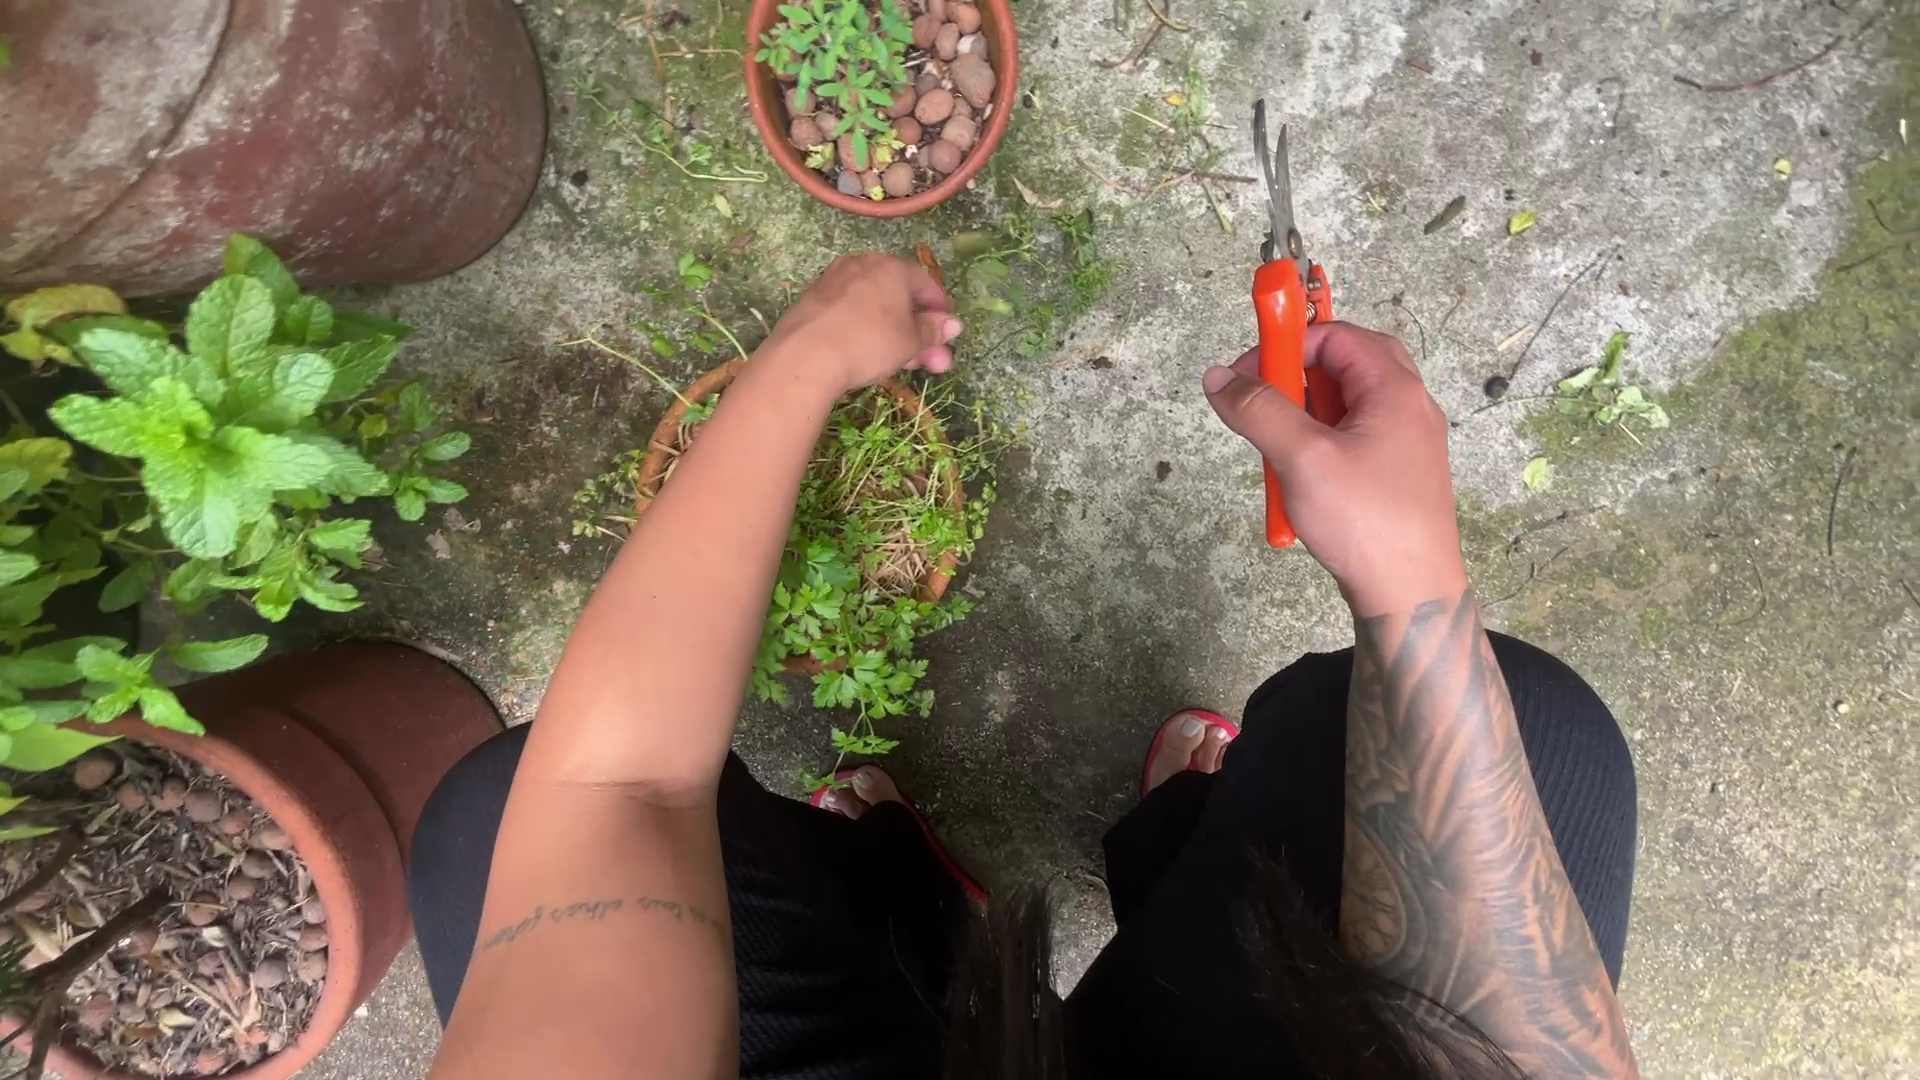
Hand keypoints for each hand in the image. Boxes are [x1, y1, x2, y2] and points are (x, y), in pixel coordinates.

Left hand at [759, 253, 960, 393]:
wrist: (805, 356)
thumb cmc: (869, 343)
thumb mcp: (910, 342)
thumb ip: (933, 331)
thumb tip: (953, 324)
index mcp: (892, 267)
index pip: (926, 283)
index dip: (940, 309)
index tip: (948, 331)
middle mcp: (863, 264)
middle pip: (900, 297)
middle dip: (919, 331)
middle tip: (931, 360)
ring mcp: (835, 280)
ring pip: (875, 306)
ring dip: (895, 333)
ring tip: (903, 363)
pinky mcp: (814, 300)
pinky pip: (852, 312)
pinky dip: (867, 329)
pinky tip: (869, 352)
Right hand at [1202, 322, 1467, 614]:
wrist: (1409, 592)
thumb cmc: (1362, 519)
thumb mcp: (1301, 458)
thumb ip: (1257, 411)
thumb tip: (1216, 376)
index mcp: (1394, 391)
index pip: (1338, 337)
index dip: (1287, 345)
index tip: (1245, 374)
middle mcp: (1406, 408)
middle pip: (1346, 366)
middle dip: (1295, 377)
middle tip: (1262, 401)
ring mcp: (1402, 444)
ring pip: (1344, 407)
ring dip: (1301, 417)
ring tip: (1275, 449)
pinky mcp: (1392, 475)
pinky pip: (1348, 441)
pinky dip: (1315, 446)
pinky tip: (1296, 479)